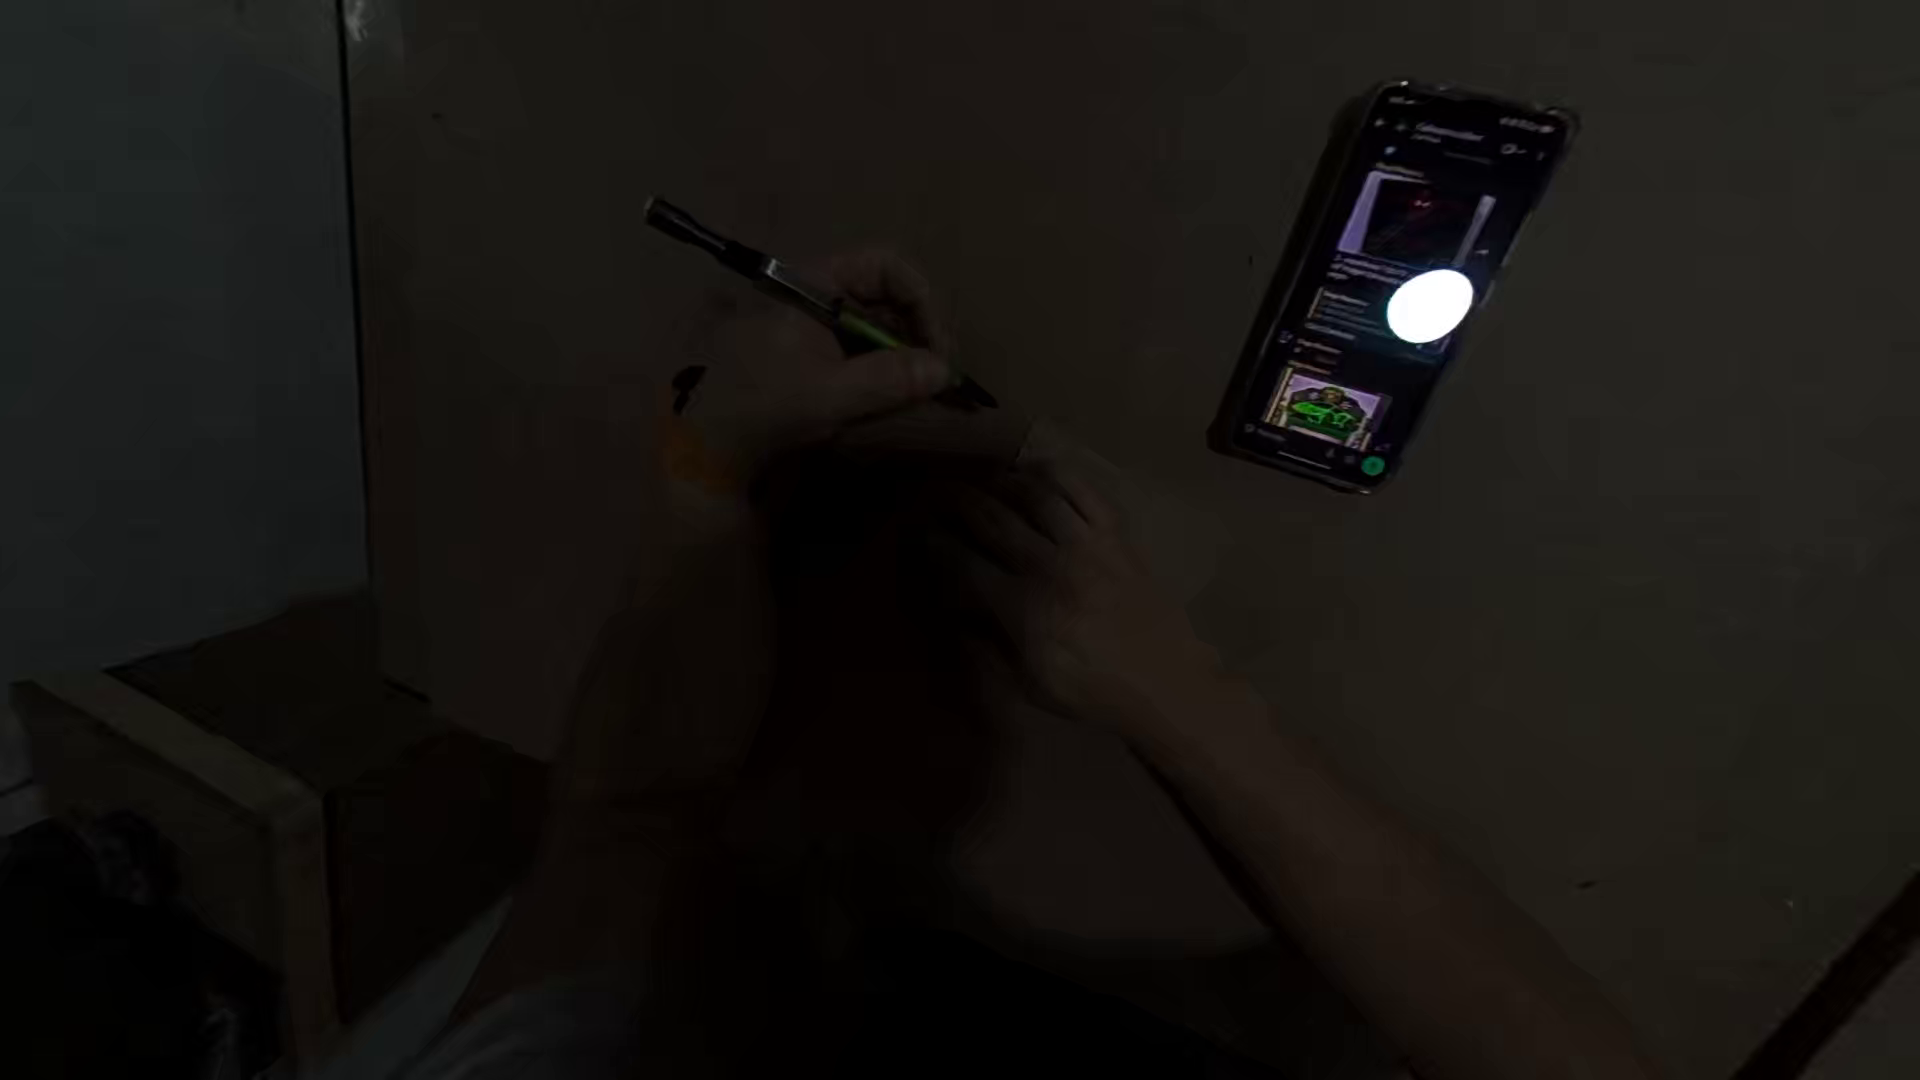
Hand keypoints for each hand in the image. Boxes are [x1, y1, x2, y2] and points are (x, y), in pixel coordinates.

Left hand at [683, 249, 953, 477]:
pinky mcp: (818, 356)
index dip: (922, 300)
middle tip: (940, 377)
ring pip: (880, 326)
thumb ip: (889, 379)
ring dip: (908, 356)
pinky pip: (865, 351)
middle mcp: (819, 295)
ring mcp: (818, 326)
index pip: (886, 266)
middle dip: (921, 332)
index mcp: (814, 283)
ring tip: (924, 392)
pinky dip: (888, 371)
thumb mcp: (830, 394)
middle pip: (888, 296)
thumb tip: (945, 371)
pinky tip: (899, 396)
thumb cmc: (764, 408)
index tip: (938, 349)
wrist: (713, 445)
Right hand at [935, 465, 1225, 738]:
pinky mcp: (1117, 537)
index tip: (920, 529)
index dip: (936, 543)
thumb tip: (958, 614)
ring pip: (1037, 496)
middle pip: (993, 519)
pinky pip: (1086, 492)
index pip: (965, 564)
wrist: (1165, 682)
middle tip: (940, 488)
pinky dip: (1060, 475)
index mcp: (1023, 607)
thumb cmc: (1092, 690)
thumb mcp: (1030, 684)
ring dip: (1004, 482)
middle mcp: (1049, 565)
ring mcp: (1087, 545)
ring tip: (988, 479)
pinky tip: (1040, 471)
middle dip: (959, 500)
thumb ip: (989, 646)